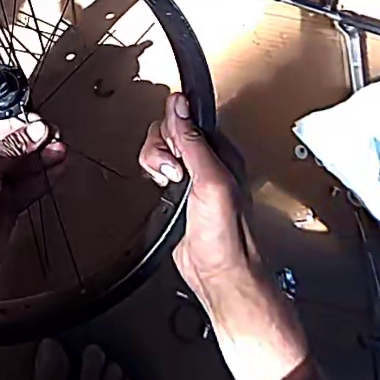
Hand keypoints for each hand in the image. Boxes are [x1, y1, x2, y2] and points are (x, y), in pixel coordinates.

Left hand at [0, 114, 67, 283]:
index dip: (17, 124)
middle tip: (53, 134)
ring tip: (61, 149)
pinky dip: (45, 177)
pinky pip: (30, 187)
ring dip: (43, 157)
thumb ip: (11, 148)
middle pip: (13, 147)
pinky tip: (58, 168)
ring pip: (24, 167)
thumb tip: (35, 130)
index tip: (37, 122)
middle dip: (34, 140)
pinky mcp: (9, 207)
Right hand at [138, 93, 258, 295]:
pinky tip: (163, 186)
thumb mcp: (210, 180)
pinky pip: (157, 166)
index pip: (187, 116)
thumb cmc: (226, 235)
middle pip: (168, 130)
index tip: (173, 148)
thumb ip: (192, 141)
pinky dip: (153, 172)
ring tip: (168, 180)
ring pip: (159, 146)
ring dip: (155, 161)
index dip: (174, 127)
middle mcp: (206, 160)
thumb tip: (179, 105)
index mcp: (221, 151)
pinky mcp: (178, 191)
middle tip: (172, 170)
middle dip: (161, 147)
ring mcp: (192, 176)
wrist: (218, 275)